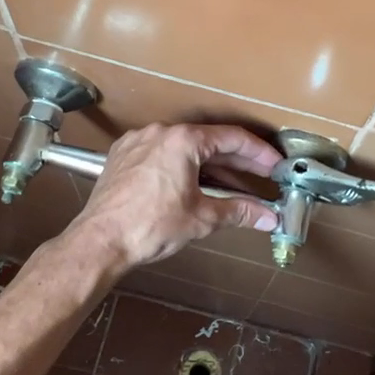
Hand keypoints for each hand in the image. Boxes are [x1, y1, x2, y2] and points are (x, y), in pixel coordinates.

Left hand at [68, 123, 282, 271]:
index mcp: (182, 141)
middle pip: (209, 141)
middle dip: (237, 161)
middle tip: (261, 174)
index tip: (274, 164)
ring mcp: (139, 143)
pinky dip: (183, 166)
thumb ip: (239, 212)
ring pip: (185, 147)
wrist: (100, 241)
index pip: (232, 139)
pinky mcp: (124, 156)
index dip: (259, 153)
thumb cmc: (146, 227)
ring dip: (210, 164)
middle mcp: (160, 133)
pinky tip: (194, 184)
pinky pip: (162, 154)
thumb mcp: (202, 218)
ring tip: (232, 184)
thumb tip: (266, 217)